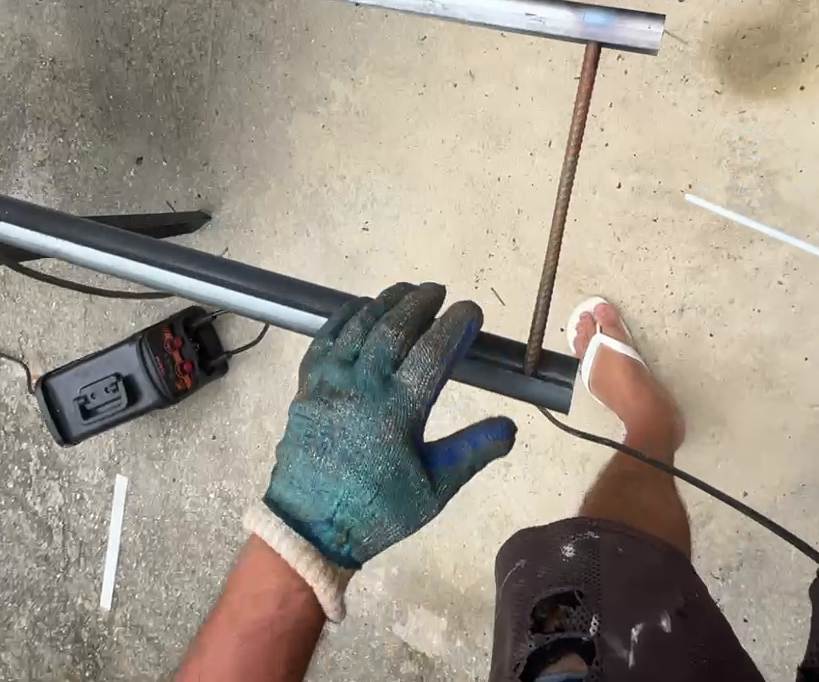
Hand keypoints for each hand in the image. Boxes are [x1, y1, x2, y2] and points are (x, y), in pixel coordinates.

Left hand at [262, 282, 517, 569]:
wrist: (308, 527)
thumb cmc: (376, 510)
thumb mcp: (433, 490)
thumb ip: (472, 452)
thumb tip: (511, 426)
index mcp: (398, 411)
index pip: (434, 352)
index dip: (456, 325)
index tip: (472, 311)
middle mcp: (364, 385)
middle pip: (396, 327)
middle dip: (421, 303)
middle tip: (440, 292)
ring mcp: (331, 380)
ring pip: (361, 324)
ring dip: (387, 302)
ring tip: (408, 291)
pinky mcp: (308, 382)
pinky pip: (327, 336)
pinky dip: (346, 315)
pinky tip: (361, 306)